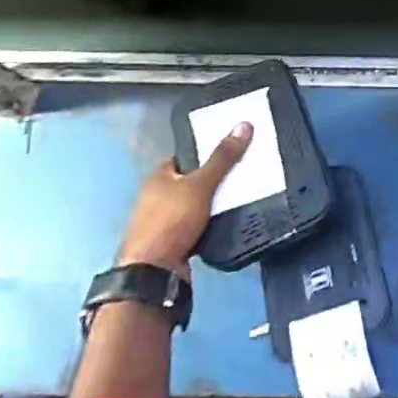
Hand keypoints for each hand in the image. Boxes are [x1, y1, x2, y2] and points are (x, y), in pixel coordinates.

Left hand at [116, 123, 253, 277]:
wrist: (153, 272)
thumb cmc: (172, 220)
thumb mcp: (201, 184)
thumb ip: (222, 158)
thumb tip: (244, 124)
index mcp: (158, 176)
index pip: (185, 156)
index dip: (206, 152)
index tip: (231, 151)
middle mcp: (157, 196)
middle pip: (191, 181)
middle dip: (213, 179)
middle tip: (242, 174)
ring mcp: (163, 221)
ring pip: (195, 205)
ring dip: (213, 204)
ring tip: (242, 197)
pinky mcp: (173, 243)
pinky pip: (196, 226)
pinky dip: (210, 225)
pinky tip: (228, 223)